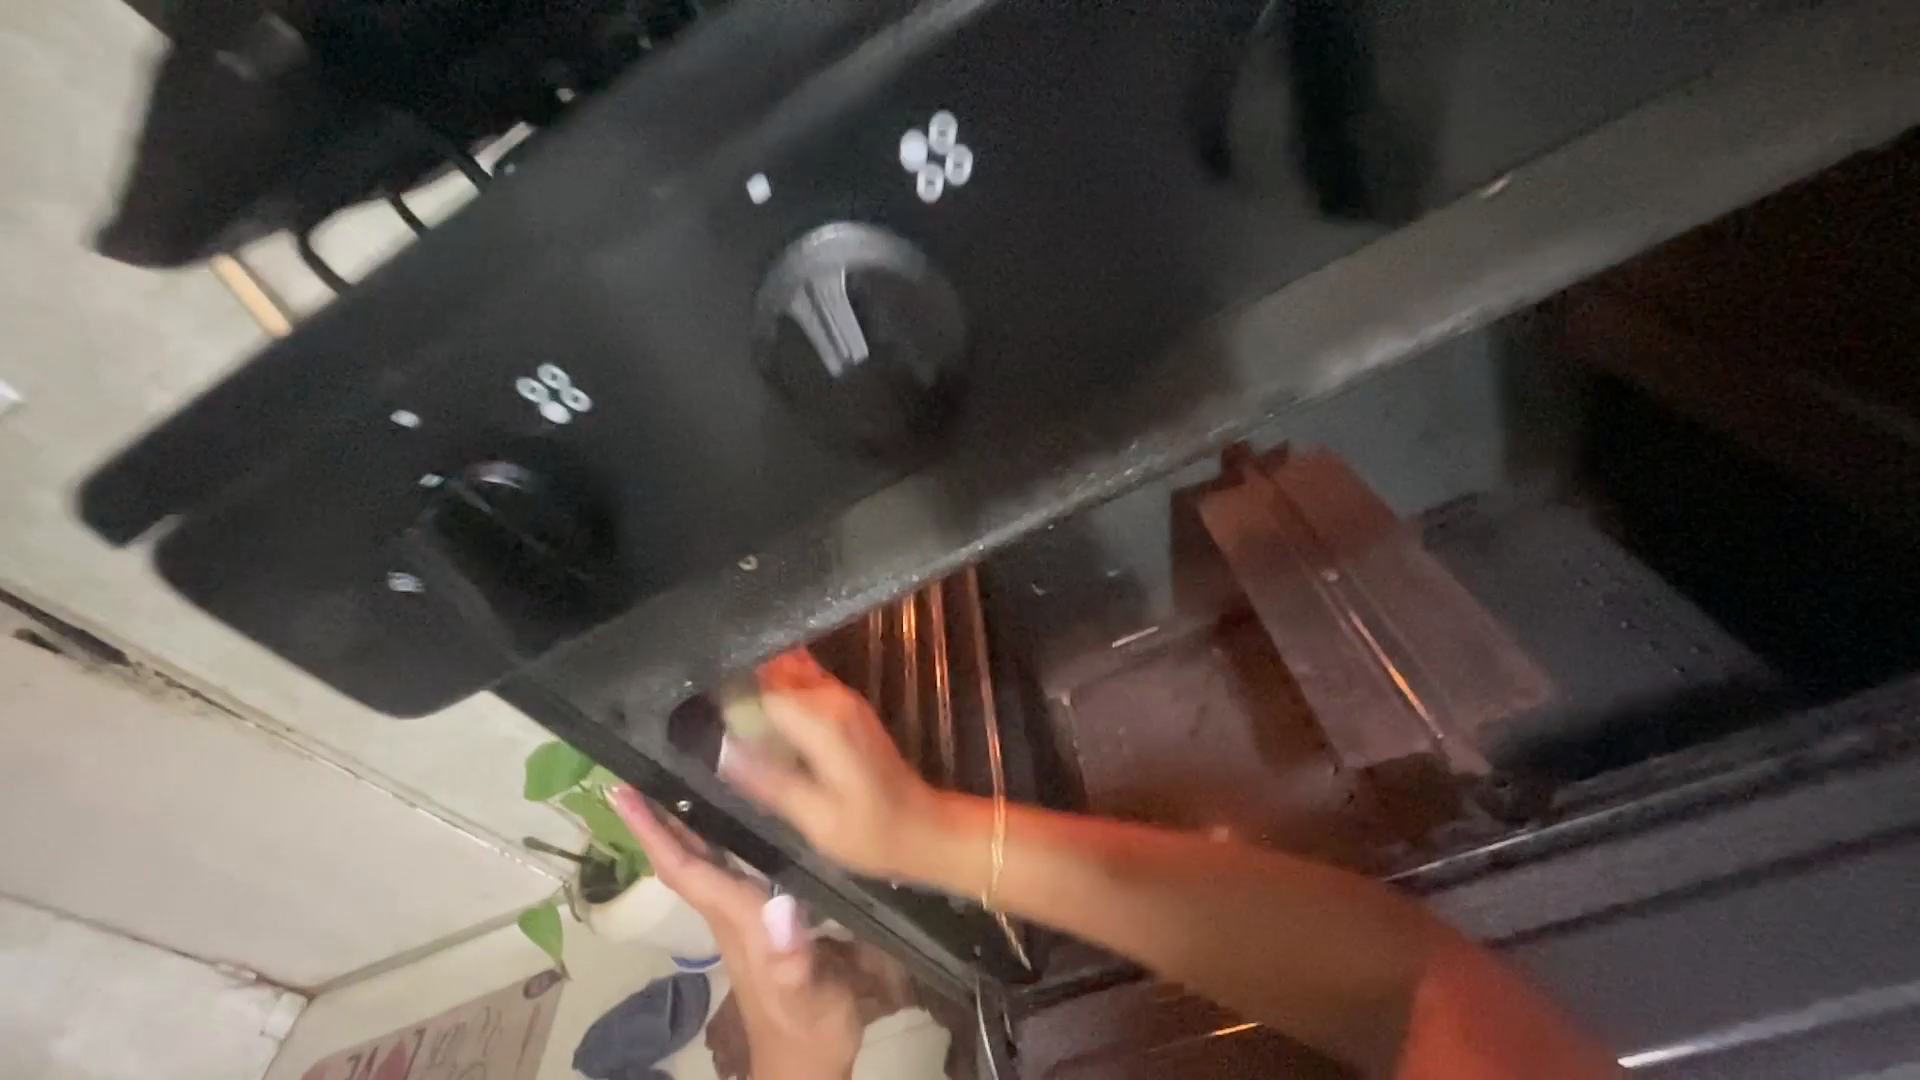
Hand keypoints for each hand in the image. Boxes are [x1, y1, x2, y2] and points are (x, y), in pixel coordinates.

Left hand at [610, 786, 860, 1079]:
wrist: (807, 1063)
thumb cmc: (810, 1027)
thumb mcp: (810, 996)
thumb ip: (792, 960)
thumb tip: (780, 909)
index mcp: (737, 919)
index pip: (685, 869)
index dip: (654, 831)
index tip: (624, 793)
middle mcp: (729, 913)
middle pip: (683, 860)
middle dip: (657, 817)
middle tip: (639, 770)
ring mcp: (739, 917)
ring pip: (700, 862)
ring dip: (680, 824)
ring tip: (676, 781)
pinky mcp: (755, 920)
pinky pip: (724, 869)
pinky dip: (714, 839)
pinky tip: (730, 819)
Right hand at [720, 650, 946, 878]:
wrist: (922, 828)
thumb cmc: (871, 832)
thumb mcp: (816, 820)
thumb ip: (770, 781)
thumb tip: (723, 750)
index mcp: (824, 722)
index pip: (763, 686)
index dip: (727, 689)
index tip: (693, 695)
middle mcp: (833, 698)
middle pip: (775, 669)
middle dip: (739, 675)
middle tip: (698, 694)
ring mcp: (843, 698)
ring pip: (789, 669)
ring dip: (757, 676)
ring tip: (717, 694)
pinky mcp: (846, 706)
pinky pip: (802, 681)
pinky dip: (777, 686)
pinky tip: (752, 706)